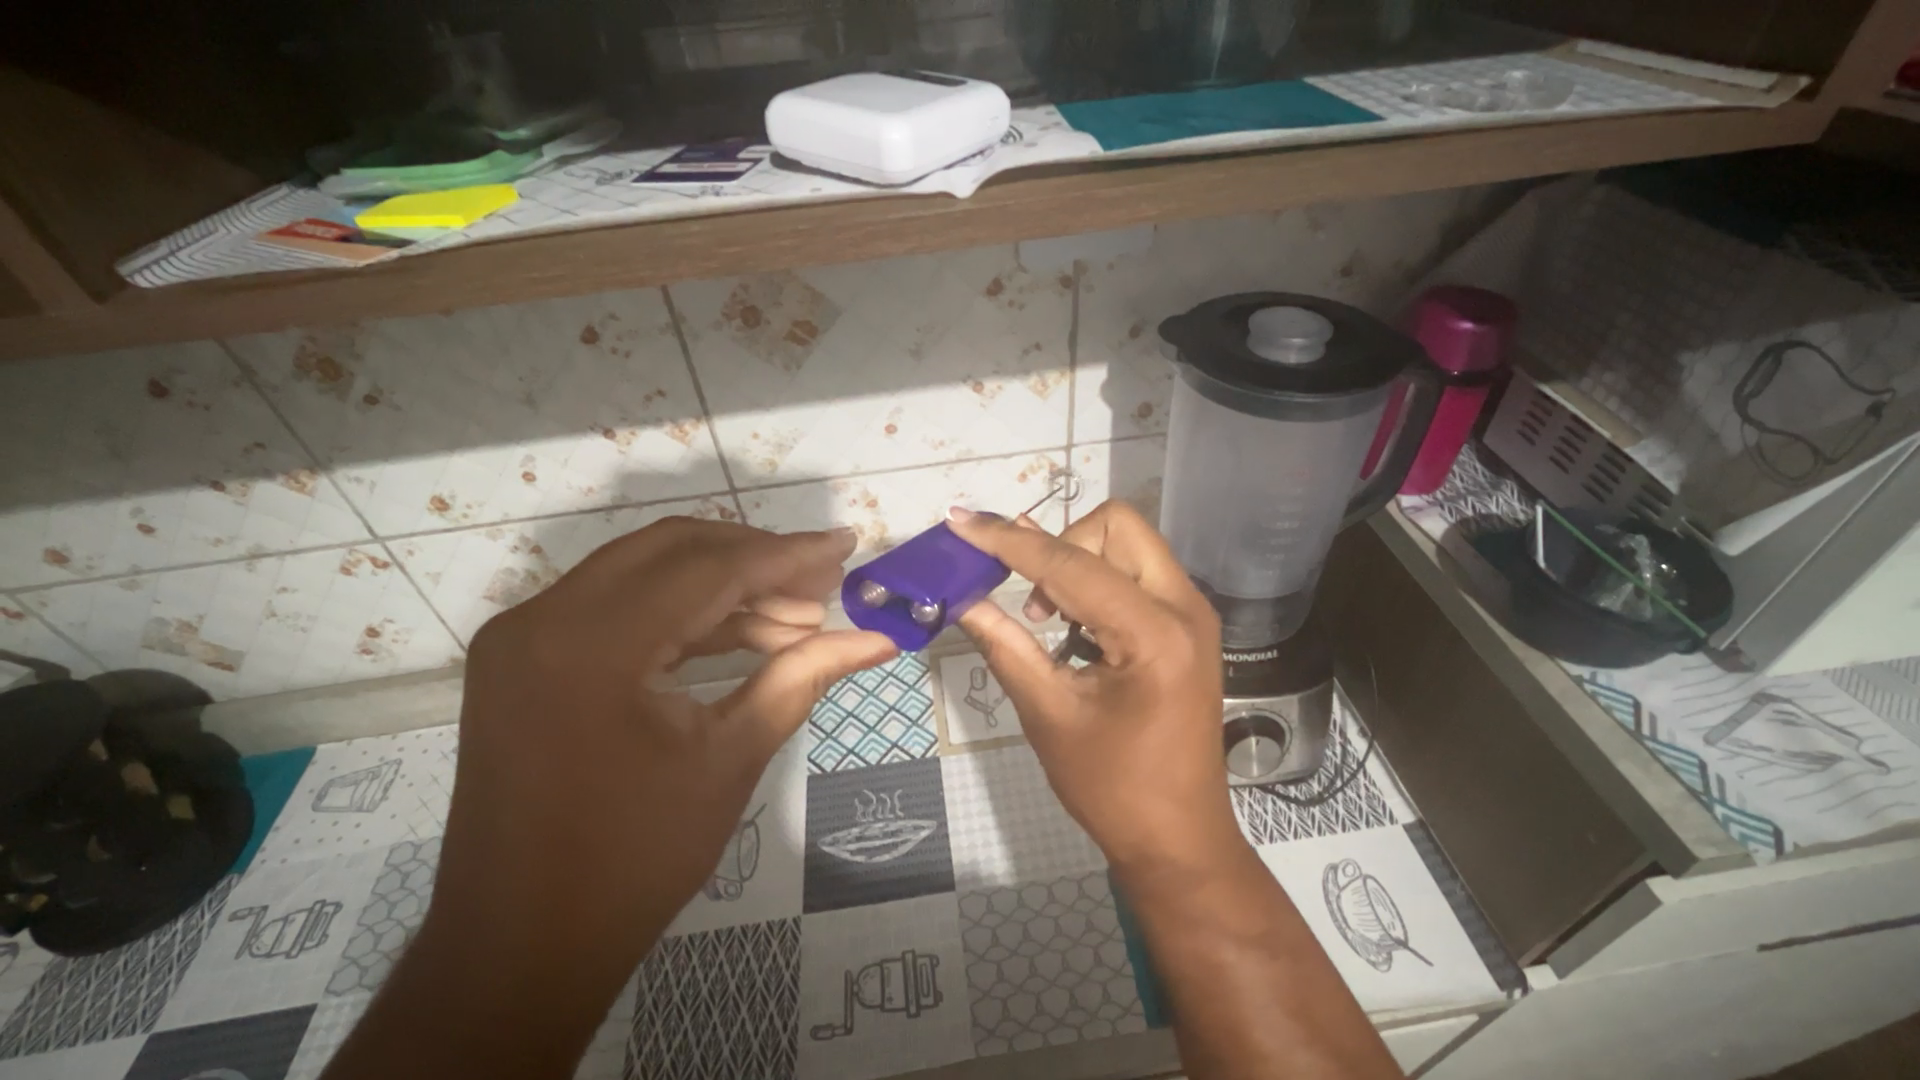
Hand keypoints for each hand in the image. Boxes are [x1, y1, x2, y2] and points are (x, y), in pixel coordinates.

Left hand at [433, 518, 896, 988]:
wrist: (522, 942)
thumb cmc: (635, 860)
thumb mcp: (731, 759)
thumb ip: (803, 678)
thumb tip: (878, 640)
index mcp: (593, 646)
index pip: (709, 569)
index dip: (787, 556)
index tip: (846, 546)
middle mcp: (543, 618)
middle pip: (671, 549)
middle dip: (755, 559)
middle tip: (823, 584)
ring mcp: (521, 634)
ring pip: (640, 571)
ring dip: (720, 586)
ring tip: (795, 619)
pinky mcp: (519, 655)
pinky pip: (611, 605)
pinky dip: (676, 612)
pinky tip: (739, 633)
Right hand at [945, 501, 1238, 875]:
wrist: (1177, 839)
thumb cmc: (1112, 787)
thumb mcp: (1047, 714)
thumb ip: (1004, 644)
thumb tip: (961, 597)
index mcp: (1154, 632)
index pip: (1070, 564)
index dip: (1008, 541)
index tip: (962, 524)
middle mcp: (1184, 607)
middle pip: (1116, 526)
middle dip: (1060, 543)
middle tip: (1027, 595)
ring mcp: (1192, 615)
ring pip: (1128, 545)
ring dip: (1078, 563)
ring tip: (1047, 618)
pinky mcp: (1188, 628)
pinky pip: (1137, 575)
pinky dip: (1098, 583)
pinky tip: (1072, 628)